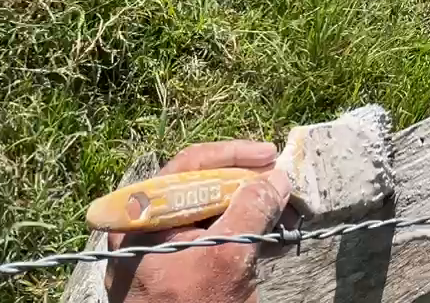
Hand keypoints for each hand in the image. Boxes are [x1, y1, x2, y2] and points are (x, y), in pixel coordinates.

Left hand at [105, 140, 292, 302]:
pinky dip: (246, 232)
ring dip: (254, 208)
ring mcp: (163, 254)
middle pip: (204, 187)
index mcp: (142, 220)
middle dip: (249, 184)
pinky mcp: (181, 274)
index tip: (270, 156)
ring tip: (288, 211)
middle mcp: (147, 231)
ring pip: (214, 212)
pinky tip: (276, 234)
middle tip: (282, 183)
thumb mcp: (226, 257)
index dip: (234, 155)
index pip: (191, 166)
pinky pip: (216, 238)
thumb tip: (278, 176)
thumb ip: (252, 209)